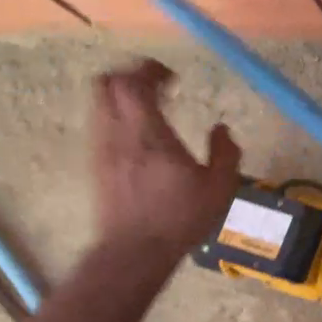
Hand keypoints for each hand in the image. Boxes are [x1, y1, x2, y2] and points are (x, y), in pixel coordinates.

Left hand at [91, 59, 240, 256]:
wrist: (134, 251)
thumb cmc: (180, 218)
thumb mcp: (219, 188)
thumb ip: (225, 153)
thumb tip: (222, 129)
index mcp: (149, 134)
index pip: (134, 84)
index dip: (150, 70)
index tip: (171, 75)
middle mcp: (118, 135)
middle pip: (106, 85)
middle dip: (130, 76)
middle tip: (156, 84)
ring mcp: (102, 149)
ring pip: (98, 103)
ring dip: (120, 95)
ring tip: (148, 106)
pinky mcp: (96, 164)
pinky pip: (100, 124)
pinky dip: (116, 116)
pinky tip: (138, 134)